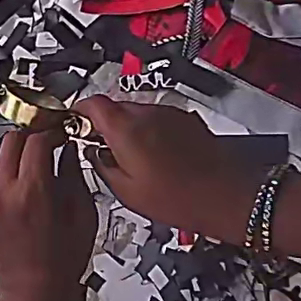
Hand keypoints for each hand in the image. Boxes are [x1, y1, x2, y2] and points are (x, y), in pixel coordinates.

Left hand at [0, 128, 96, 300]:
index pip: (37, 140)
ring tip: (36, 167)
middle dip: (32, 136)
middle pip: (11, 140)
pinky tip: (22, 186)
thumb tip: (68, 149)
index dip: (53, 132)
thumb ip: (73, 174)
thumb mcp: (83, 213)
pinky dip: (6, 174)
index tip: (62, 134)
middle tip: (48, 141)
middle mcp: (4, 192)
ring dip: (17, 155)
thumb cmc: (61, 260)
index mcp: (33, 191)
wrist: (34, 288)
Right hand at [75, 96, 263, 243]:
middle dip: (101, 123)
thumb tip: (93, 154)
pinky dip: (147, 132)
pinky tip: (152, 158)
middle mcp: (147, 114)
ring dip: (125, 128)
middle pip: (113, 106)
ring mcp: (168, 114)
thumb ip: (102, 165)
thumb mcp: (126, 191)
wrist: (228, 197)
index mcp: (126, 129)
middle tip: (98, 146)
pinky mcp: (185, 119)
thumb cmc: (182, 198)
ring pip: (134, 112)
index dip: (77, 110)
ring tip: (129, 158)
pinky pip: (155, 119)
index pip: (91, 102)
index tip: (72, 121)